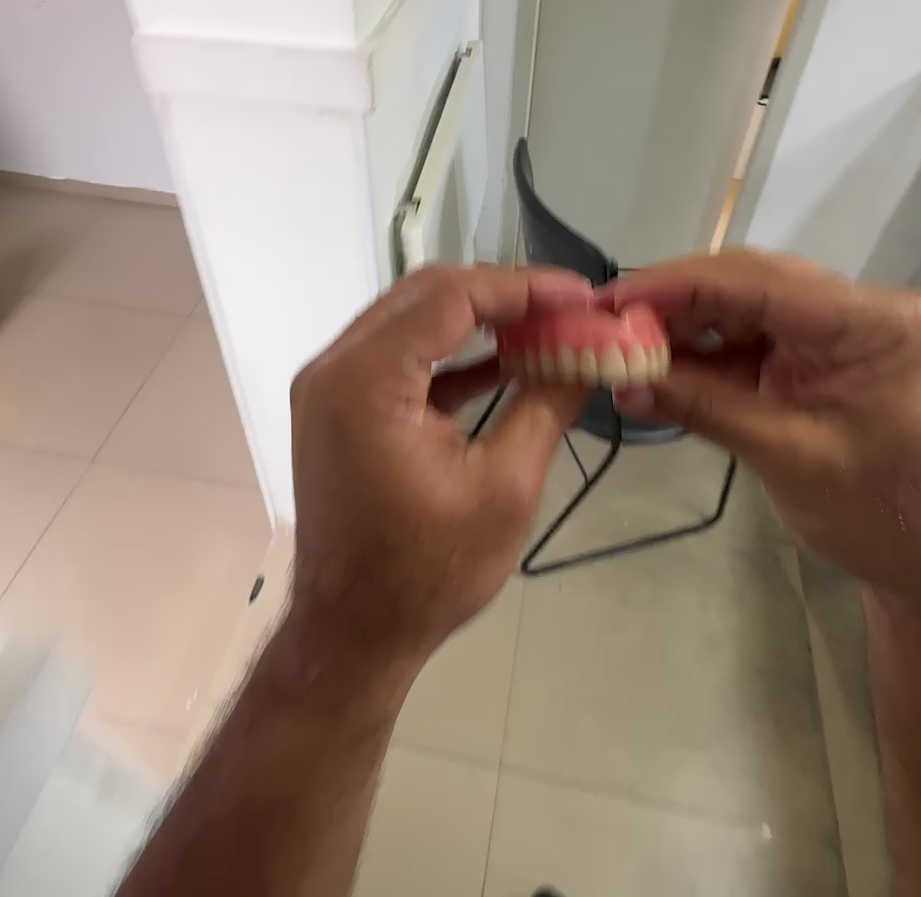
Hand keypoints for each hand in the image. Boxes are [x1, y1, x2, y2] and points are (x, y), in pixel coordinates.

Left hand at [287, 265, 589, 666]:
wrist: (353, 633)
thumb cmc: (427, 572)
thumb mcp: (504, 487)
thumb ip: (546, 404)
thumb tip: (591, 352)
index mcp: (365, 381)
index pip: (451, 297)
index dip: (523, 287)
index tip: (583, 294)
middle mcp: (334, 368)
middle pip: (426, 296)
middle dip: (503, 296)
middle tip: (569, 309)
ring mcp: (329, 387)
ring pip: (412, 321)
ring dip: (479, 321)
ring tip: (547, 328)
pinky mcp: (339, 409)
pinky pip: (400, 360)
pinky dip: (452, 357)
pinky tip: (506, 362)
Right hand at [607, 251, 920, 596]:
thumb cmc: (886, 516)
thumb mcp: (789, 458)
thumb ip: (705, 407)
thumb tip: (620, 379)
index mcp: (876, 322)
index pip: (761, 282)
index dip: (677, 285)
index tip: (611, 299)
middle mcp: (860, 311)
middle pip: (750, 285)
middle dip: (674, 303)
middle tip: (606, 324)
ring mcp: (839, 334)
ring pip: (744, 310)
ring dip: (684, 329)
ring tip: (623, 349)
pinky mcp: (819, 360)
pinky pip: (751, 343)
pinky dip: (704, 357)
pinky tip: (659, 369)